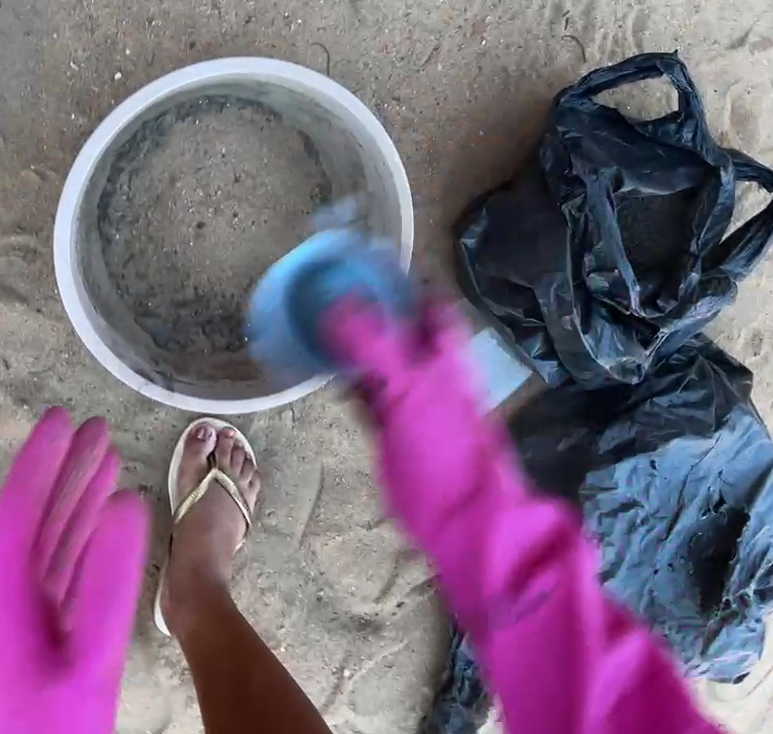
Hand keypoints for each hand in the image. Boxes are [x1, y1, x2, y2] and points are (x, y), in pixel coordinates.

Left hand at [0, 408, 149, 733]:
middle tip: (97, 429)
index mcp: (7, 603)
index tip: (61, 418)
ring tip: (109, 461)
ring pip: (52, 548)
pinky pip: (64, 578)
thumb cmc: (54, 731)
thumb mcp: (89, 658)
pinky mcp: (43, 646)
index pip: (20, 514)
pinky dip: (87, 546)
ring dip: (79, 504)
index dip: (39, 462)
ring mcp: (27, 627)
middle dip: (67, 473)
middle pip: (37, 523)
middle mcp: (11, 605)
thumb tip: (129, 499)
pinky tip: (107, 528)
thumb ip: (110, 580)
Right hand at [322, 299, 494, 534]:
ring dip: (349, 340)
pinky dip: (341, 375)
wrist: (457, 514)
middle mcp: (425, 365)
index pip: (426, 298)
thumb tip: (338, 302)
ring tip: (315, 314)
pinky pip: (360, 388)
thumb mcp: (409, 388)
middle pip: (395, 323)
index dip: (403, 277)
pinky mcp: (386, 421)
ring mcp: (405, 394)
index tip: (368, 258)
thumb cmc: (445, 444)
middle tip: (329, 282)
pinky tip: (318, 364)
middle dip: (367, 304)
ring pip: (374, 355)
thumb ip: (373, 344)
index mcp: (443, 349)